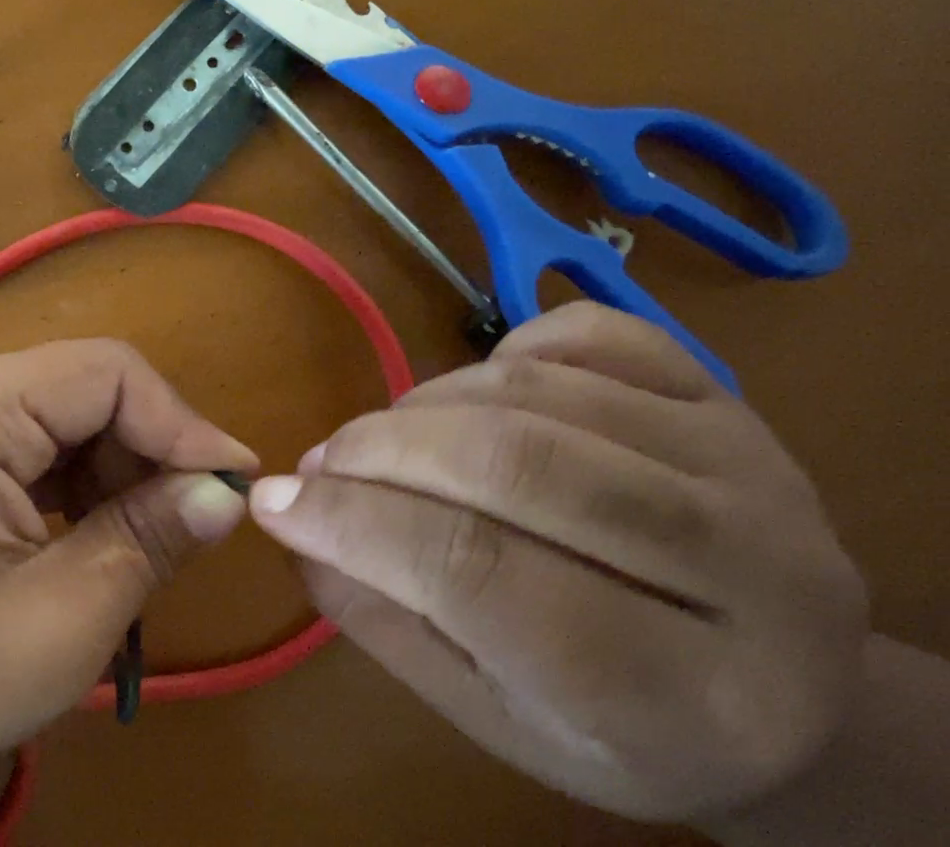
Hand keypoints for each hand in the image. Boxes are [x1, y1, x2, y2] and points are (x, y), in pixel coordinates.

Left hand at [0, 339, 256, 845]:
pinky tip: (96, 535)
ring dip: (119, 470)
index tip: (234, 487)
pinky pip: (36, 443)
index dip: (180, 423)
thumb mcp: (66, 614)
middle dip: (149, 449)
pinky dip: (81, 482)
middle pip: (86, 386)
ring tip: (145, 540)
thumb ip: (151, 535)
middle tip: (192, 525)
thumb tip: (227, 491)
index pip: (106, 371)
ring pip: (68, 414)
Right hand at [248, 302, 868, 824]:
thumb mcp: (491, 716)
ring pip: (539, 392)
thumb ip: (384, 621)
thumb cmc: (619, 729)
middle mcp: (746, 572)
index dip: (353, 523)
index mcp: (676, 695)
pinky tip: (473, 399)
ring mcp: (751, 467)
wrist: (792, 695)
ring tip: (381, 444)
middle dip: (379, 451)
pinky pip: (593, 336)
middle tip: (319, 467)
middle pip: (514, 462)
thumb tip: (288, 518)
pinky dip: (504, 353)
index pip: (478, 571)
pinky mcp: (735, 402)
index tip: (273, 502)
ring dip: (422, 406)